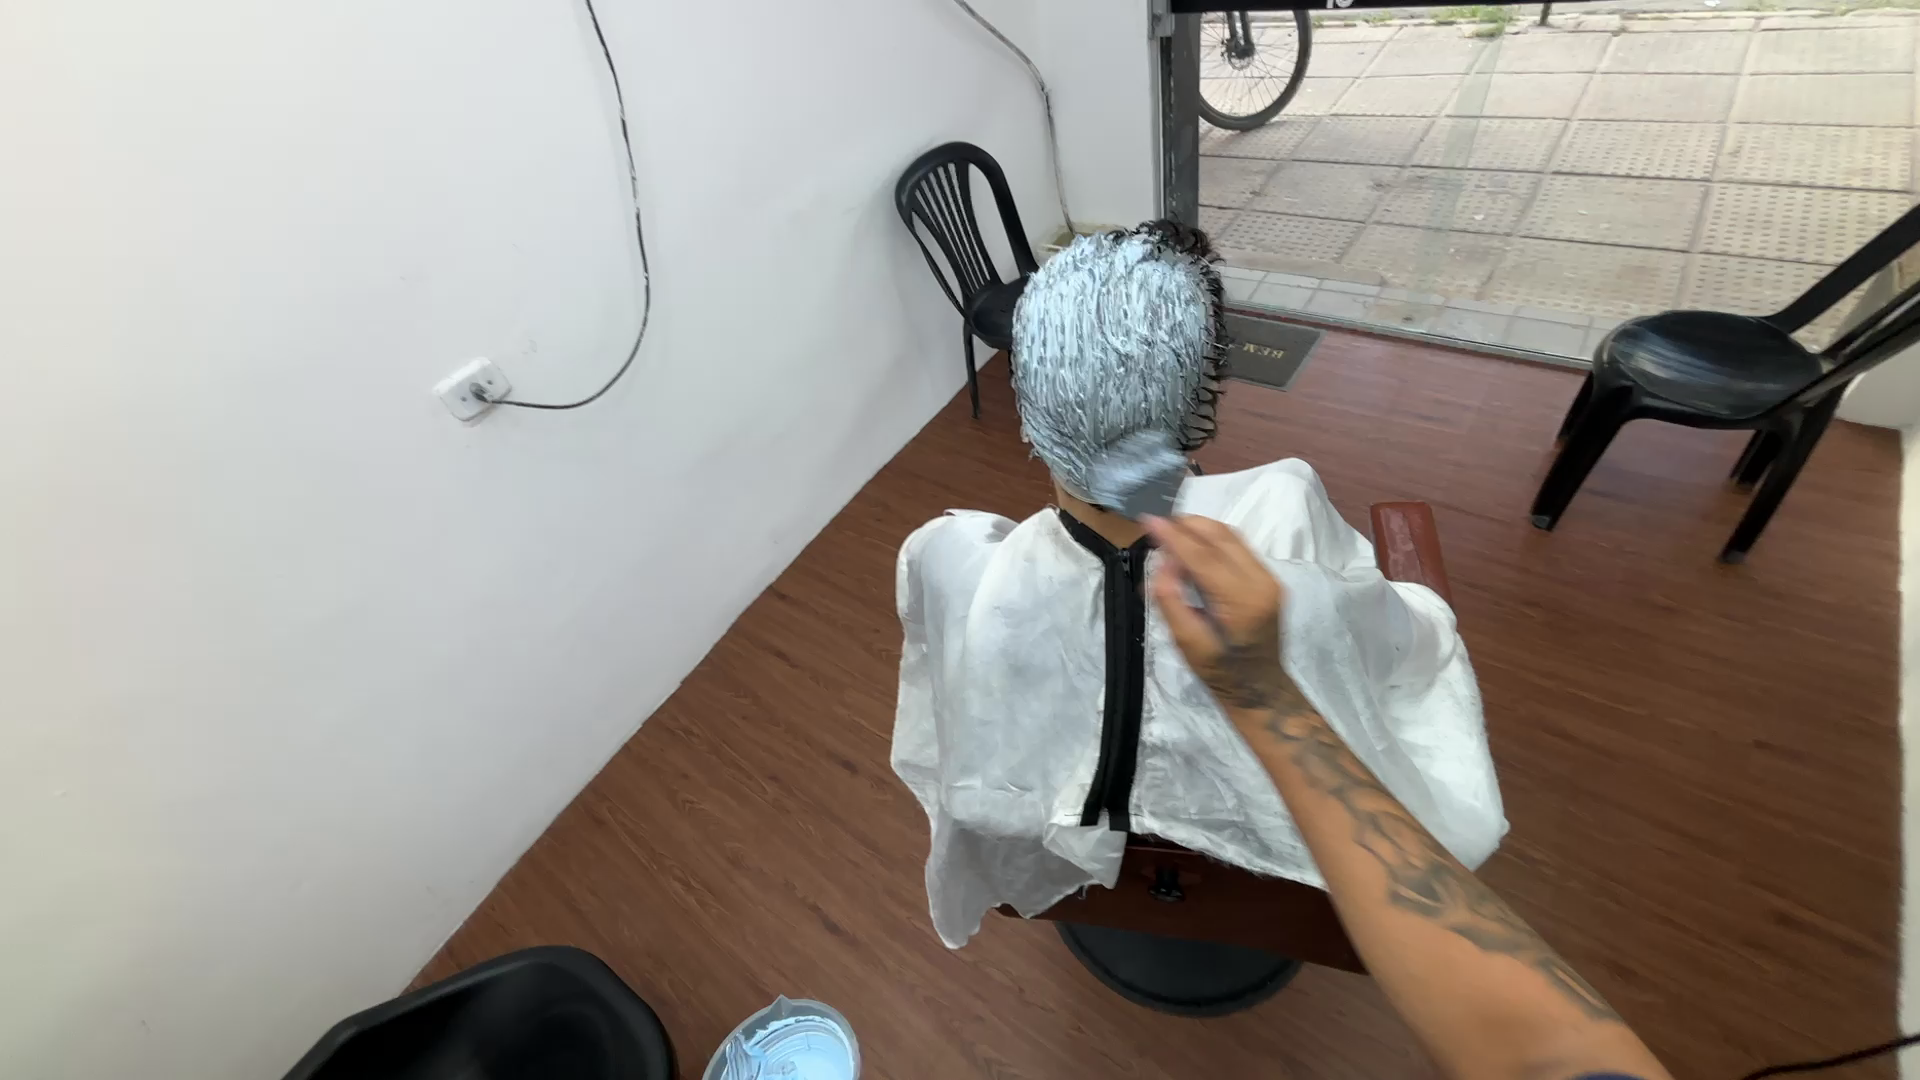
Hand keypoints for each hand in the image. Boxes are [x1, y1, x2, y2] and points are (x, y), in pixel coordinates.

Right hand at [1143, 515, 1309, 716]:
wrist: (1260, 688)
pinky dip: (1211, 539)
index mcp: (1242, 602)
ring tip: (1170, 534)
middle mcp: (1261, 582)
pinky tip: (1192, 548)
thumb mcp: (1188, 644)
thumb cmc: (1220, 672)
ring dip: (1199, 529)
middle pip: (1221, 536)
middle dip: (1186, 525)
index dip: (1173, 536)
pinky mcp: (1267, 578)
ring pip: (1230, 536)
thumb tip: (1162, 566)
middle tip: (1156, 527)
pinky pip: (1237, 546)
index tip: (1147, 520)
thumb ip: (1172, 602)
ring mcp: (1269, 578)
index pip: (1203, 556)